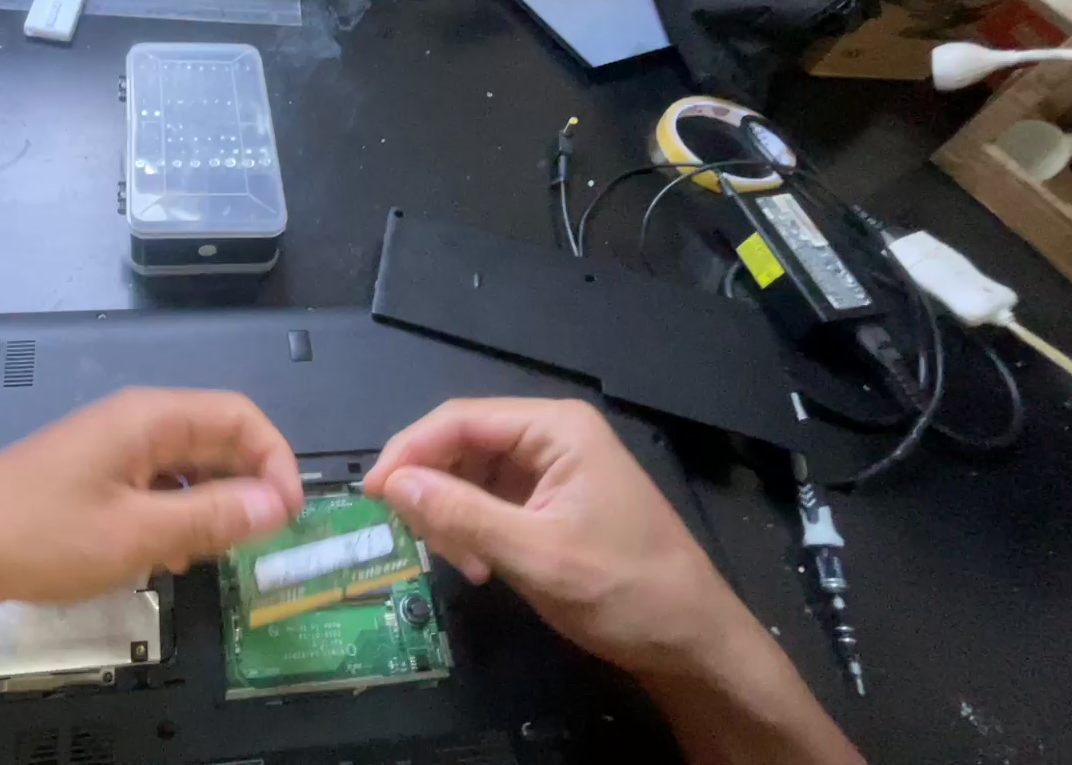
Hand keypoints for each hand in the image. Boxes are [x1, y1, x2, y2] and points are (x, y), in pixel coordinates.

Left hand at [0, 388, 303, 607]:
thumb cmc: (42, 536)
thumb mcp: (135, 535)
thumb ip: (211, 517)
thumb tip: (277, 503)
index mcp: (151, 416)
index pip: (239, 416)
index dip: (274, 459)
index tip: (288, 514)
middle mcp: (137, 419)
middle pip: (215, 437)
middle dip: (243, 485)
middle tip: (251, 542)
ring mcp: (113, 444)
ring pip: (186, 463)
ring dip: (209, 504)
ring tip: (205, 554)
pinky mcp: (95, 469)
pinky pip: (155, 480)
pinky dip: (175, 511)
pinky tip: (165, 554)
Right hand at [363, 397, 760, 677]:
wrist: (699, 650)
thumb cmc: (627, 594)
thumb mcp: (536, 556)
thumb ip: (461, 514)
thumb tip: (391, 483)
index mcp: (555, 428)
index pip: (458, 420)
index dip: (409, 451)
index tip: (373, 492)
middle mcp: (550, 434)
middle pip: (461, 443)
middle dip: (434, 489)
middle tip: (417, 537)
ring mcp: (550, 465)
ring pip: (469, 473)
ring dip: (452, 514)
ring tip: (465, 563)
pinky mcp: (548, 496)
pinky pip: (488, 497)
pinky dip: (472, 527)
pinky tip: (480, 564)